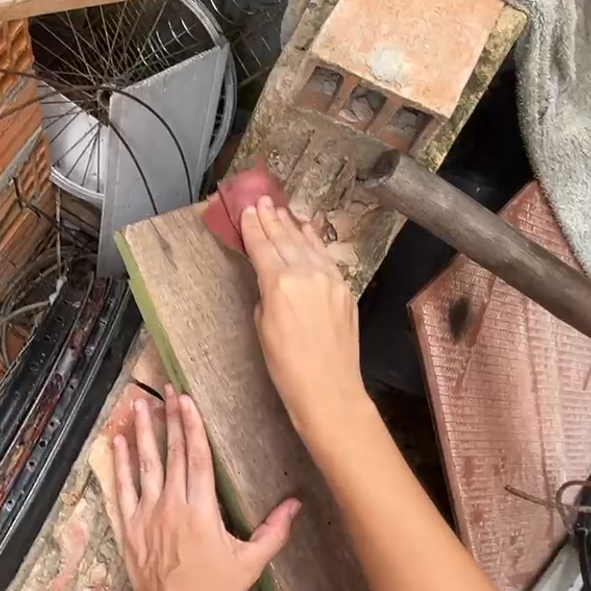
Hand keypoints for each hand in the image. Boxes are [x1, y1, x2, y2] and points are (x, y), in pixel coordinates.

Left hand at [111, 389, 300, 590]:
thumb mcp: (250, 564)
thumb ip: (273, 531)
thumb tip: (296, 503)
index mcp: (202, 511)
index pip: (197, 458)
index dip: (192, 426)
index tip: (187, 400)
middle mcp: (173, 505)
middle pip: (171, 453)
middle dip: (169, 418)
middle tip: (165, 389)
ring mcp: (147, 514)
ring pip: (144, 464)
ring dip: (141, 432)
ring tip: (137, 404)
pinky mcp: (128, 525)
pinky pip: (123, 488)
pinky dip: (120, 463)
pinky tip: (117, 441)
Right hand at [240, 197, 369, 445]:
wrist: (328, 388)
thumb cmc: (286, 365)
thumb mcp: (262, 326)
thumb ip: (265, 294)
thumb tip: (271, 279)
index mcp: (279, 283)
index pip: (262, 247)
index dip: (252, 228)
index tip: (245, 211)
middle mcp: (306, 274)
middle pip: (285, 239)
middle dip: (271, 219)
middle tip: (261, 201)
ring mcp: (329, 280)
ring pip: (307, 244)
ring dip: (292, 225)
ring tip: (280, 209)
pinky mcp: (344, 289)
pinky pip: (325, 256)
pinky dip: (315, 240)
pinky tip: (308, 229)